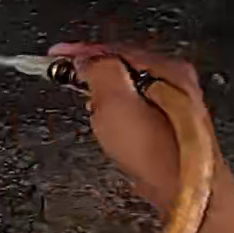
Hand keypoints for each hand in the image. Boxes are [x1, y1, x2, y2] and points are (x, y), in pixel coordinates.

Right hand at [48, 43, 215, 208]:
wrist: (178, 183)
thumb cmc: (151, 148)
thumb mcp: (115, 101)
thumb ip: (99, 72)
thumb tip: (87, 60)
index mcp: (165, 68)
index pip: (113, 49)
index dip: (79, 51)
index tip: (54, 55)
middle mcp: (173, 80)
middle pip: (121, 63)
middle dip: (89, 67)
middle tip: (62, 71)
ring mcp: (171, 101)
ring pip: (126, 82)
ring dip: (98, 85)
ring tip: (77, 90)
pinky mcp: (164, 120)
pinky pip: (130, 100)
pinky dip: (110, 101)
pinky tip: (101, 113)